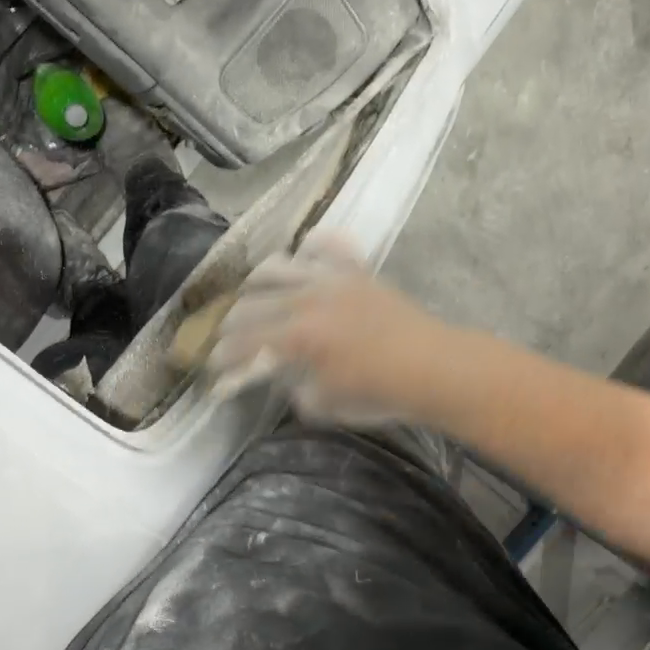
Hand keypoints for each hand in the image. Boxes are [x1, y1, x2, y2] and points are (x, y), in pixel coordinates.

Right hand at [207, 233, 445, 426]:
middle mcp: (307, 299)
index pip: (246, 341)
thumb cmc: (380, 393)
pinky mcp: (357, 272)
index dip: (224, 354)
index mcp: (297, 335)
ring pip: (279, 267)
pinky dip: (313, 245)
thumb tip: (282, 376)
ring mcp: (332, 280)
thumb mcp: (325, 404)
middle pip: (253, 303)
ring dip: (257, 281)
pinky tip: (304, 252)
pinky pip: (329, 246)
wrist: (435, 368)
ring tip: (251, 292)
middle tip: (227, 336)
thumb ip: (295, 388)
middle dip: (231, 322)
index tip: (214, 365)